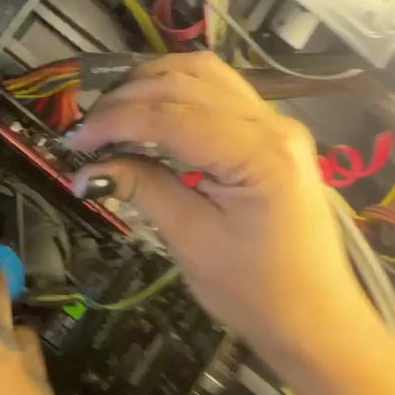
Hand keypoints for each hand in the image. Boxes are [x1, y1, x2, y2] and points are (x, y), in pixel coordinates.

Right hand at [67, 52, 376, 366]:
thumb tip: (84, 168)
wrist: (319, 323)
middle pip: (184, 83)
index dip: (116, 122)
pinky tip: (148, 104)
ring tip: (111, 110)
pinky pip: (216, 85)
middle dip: (126, 99)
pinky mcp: (269, 128)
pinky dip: (175, 86)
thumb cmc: (258, 293)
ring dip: (149, 82)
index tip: (75, 141)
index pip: (172, 117)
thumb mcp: (192, 242)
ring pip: (200, 71)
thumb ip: (141, 188)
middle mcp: (273, 123)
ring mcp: (275, 121)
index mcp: (261, 155)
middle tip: (86, 129)